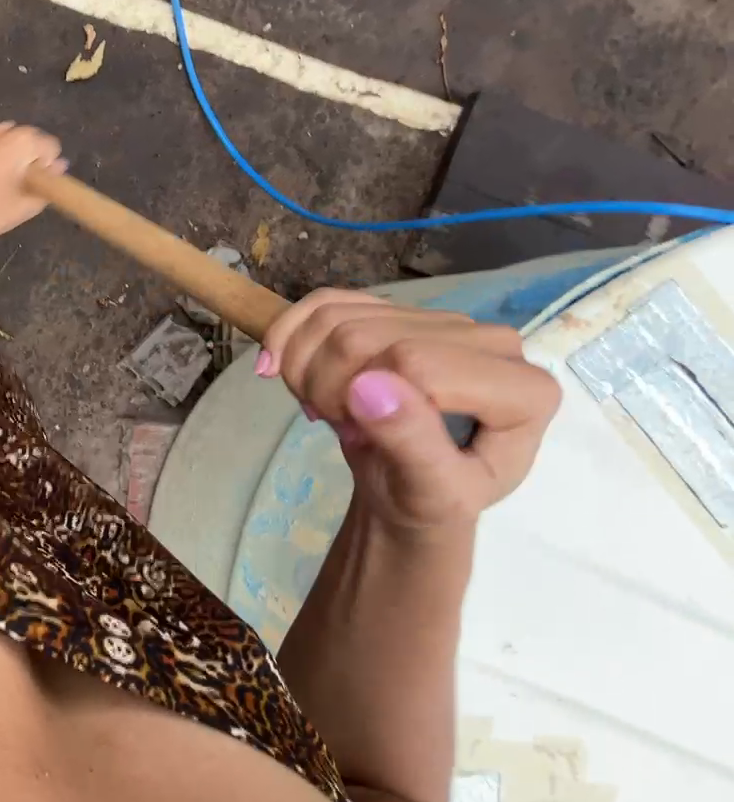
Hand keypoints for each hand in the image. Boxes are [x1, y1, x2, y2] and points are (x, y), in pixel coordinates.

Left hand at [0, 120, 64, 249]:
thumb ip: (49, 181)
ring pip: (2, 132)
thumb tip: (59, 164)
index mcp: (25, 142)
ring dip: (7, 146)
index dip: (48, 166)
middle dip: (28, 155)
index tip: (38, 183)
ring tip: (1, 171)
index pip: (51, 146)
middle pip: (27, 138)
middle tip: (20, 182)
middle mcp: (2, 132)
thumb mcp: (29, 204)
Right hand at [258, 290, 561, 537]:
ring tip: (323, 405)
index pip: (414, 360)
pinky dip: (285, 336)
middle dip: (324, 386)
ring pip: (334, 318)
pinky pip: (322, 302)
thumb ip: (412, 444)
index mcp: (522, 388)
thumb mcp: (432, 493)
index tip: (357, 435)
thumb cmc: (428, 499)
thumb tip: (367, 386)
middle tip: (335, 423)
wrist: (405, 485)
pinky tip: (279, 366)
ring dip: (301, 367)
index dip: (361, 397)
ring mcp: (439, 321)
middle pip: (363, 336)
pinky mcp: (397, 312)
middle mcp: (490, 343)